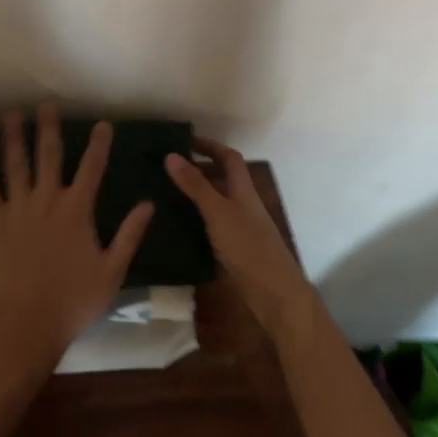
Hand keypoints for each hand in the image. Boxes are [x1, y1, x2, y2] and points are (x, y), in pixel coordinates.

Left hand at [0, 105, 154, 360]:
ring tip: (10, 112)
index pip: (92, 168)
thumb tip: (148, 204)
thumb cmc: (75, 300)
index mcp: (78, 210)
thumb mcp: (113, 270)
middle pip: (49, 155)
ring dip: (13, 136)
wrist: (29, 321)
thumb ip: (129, 234)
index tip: (102, 123)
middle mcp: (48, 200)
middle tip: (47, 104)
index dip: (98, 144)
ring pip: (16, 164)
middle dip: (49, 128)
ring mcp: (18, 208)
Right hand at [166, 139, 318, 337]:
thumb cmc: (249, 247)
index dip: (210, 146)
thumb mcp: (218, 212)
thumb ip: (195, 185)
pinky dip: (195, 222)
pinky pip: (211, 228)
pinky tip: (175, 228)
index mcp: (244, 191)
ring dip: (194, 197)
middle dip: (198, 171)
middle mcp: (243, 206)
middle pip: (222, 180)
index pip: (229, 158)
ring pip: (215, 205)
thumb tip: (171, 155)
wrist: (274, 294)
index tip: (185, 142)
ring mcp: (239, 229)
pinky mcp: (233, 251)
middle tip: (166, 169)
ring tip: (163, 195)